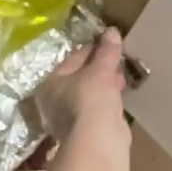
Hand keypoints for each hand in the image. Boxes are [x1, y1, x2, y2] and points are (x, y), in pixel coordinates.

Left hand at [36, 27, 128, 144]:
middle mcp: (54, 101)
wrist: (97, 139)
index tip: (107, 40)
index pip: (72, 59)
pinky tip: (120, 91)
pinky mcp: (85, 130)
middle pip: (79, 77)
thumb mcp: (100, 70)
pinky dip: (107, 98)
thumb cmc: (90, 98)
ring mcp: (69, 118)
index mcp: (50, 83)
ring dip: (104, 82)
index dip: (91, 48)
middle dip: (98, 67)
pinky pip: (97, 106)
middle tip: (116, 56)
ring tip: (121, 72)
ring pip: (89, 93)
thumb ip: (106, 51)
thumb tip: (112, 31)